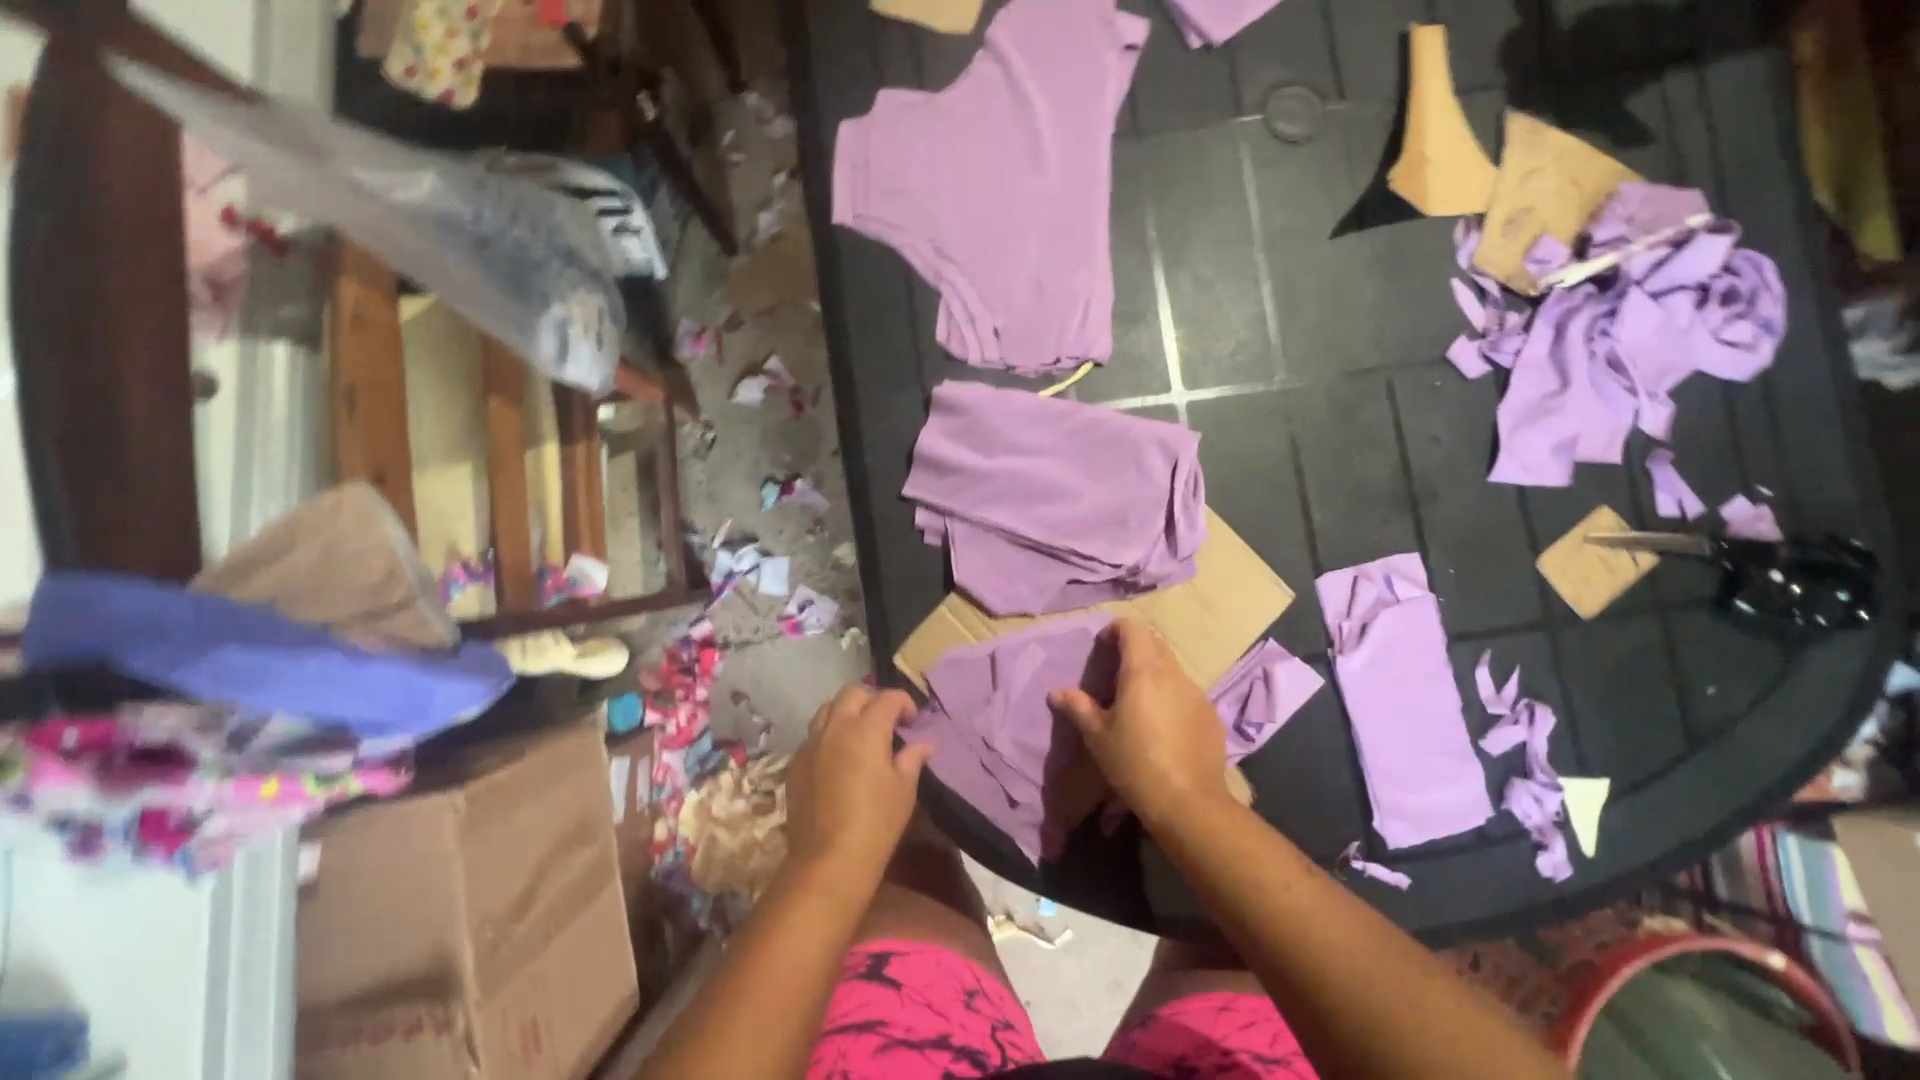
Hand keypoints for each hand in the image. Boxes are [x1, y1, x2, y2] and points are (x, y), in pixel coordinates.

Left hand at [786, 685, 932, 883]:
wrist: (829, 859)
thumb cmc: (876, 822)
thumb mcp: (904, 789)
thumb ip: (912, 757)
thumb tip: (924, 743)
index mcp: (866, 728)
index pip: (887, 698)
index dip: (904, 703)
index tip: (912, 722)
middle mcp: (834, 727)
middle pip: (851, 693)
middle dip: (871, 700)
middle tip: (885, 723)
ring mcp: (810, 745)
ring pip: (826, 710)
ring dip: (845, 714)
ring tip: (859, 737)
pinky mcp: (794, 765)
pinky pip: (812, 737)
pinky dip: (828, 737)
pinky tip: (837, 761)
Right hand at [1048, 618, 1228, 827]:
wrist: (1188, 802)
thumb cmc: (1134, 764)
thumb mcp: (1098, 737)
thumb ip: (1078, 707)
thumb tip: (1057, 692)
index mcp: (1143, 671)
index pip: (1131, 629)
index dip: (1114, 631)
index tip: (1101, 649)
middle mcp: (1174, 674)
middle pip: (1154, 644)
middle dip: (1134, 649)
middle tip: (1114, 675)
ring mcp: (1197, 693)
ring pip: (1173, 669)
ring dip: (1154, 674)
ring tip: (1138, 704)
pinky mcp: (1211, 715)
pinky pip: (1187, 693)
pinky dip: (1171, 697)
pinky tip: (1163, 727)